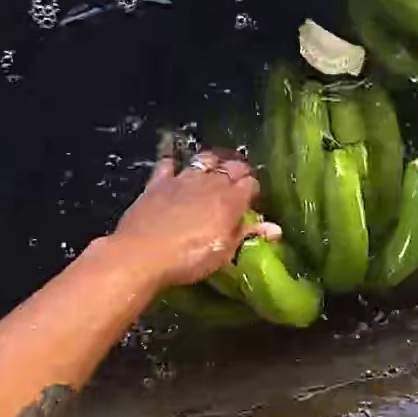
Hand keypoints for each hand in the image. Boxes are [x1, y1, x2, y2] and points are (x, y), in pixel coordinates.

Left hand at [108, 149, 280, 288]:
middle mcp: (211, 182)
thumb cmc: (191, 257)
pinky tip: (174, 159)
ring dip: (213, 162)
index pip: (251, 184)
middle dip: (238, 171)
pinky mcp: (158, 182)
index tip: (251, 202)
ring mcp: (184, 179)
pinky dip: (172, 159)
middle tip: (238, 183)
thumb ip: (248, 233)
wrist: (141, 255)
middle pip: (232, 166)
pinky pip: (167, 163)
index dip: (253, 190)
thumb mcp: (225, 251)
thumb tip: (276, 229)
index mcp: (232, 199)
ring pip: (205, 159)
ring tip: (215, 169)